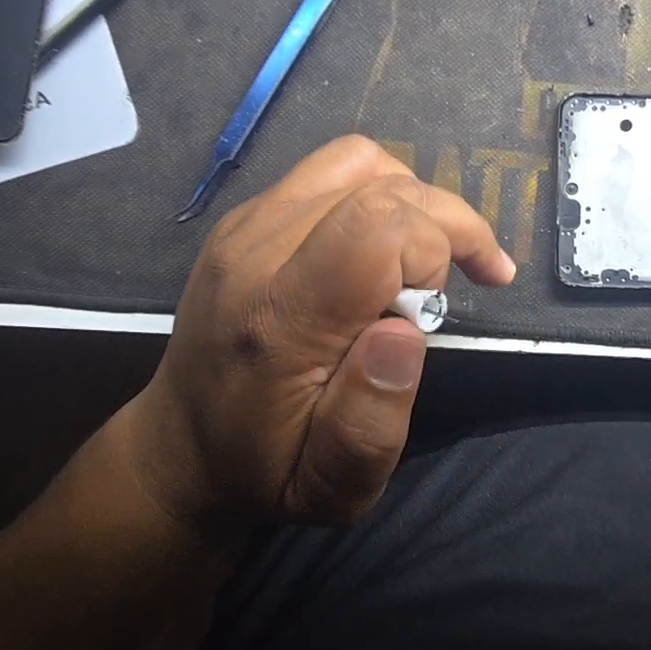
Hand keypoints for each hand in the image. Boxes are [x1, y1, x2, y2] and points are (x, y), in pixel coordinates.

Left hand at [124, 136, 515, 534]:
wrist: (181, 449)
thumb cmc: (265, 470)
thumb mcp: (330, 486)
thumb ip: (372, 420)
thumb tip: (407, 331)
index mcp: (278, 318)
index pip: (377, 227)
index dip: (434, 251)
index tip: (436, 311)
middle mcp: (256, 252)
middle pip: (379, 186)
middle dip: (445, 224)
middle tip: (470, 280)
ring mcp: (246, 224)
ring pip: (360, 163)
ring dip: (417, 200)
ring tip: (432, 256)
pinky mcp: (248, 217)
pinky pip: (333, 171)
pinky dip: (383, 194)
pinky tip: (390, 244)